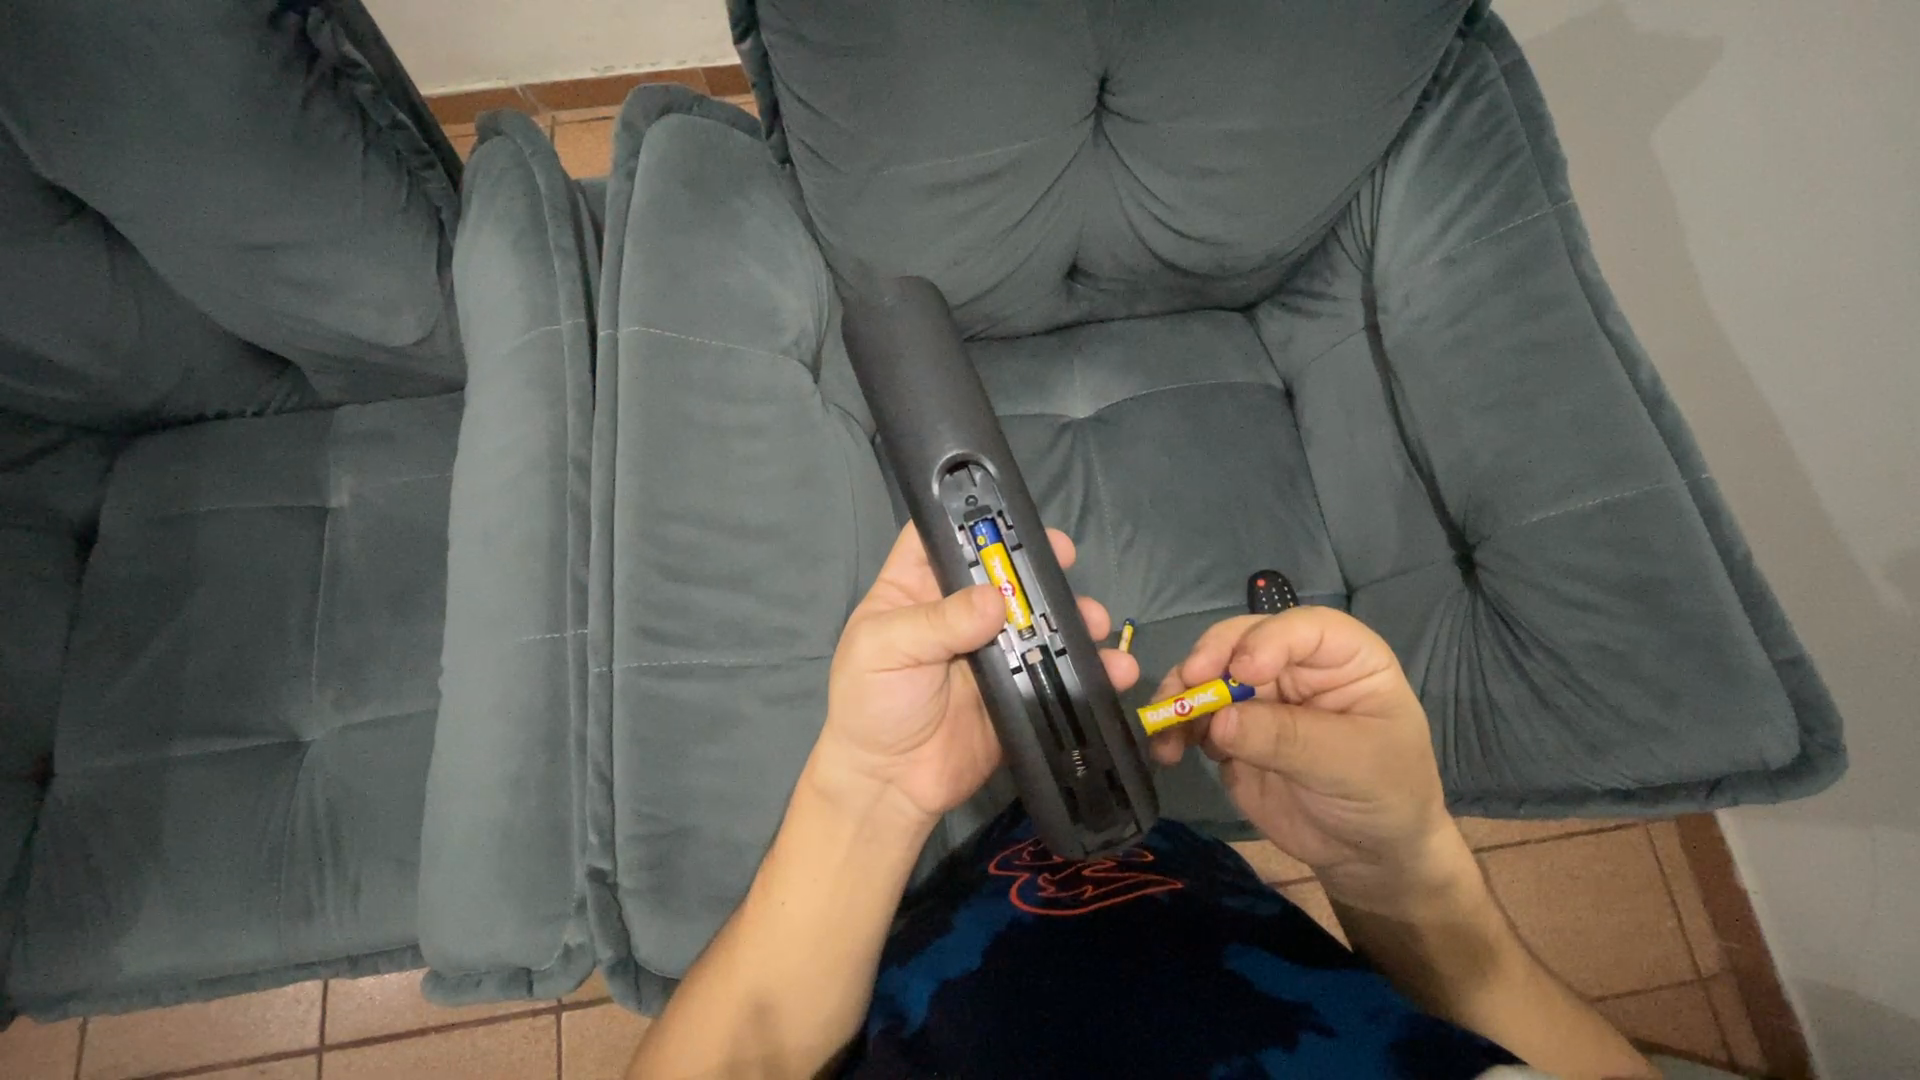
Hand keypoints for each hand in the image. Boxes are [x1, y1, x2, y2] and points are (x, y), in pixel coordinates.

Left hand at [810, 523, 1139, 832]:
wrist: (889, 786)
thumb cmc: (870, 705)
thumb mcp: (886, 651)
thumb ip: (939, 622)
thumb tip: (997, 598)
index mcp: (916, 589)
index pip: (944, 536)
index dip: (974, 518)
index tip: (1012, 514)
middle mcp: (958, 611)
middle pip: (1003, 572)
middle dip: (1037, 562)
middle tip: (1067, 557)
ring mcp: (993, 650)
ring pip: (1038, 617)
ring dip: (1071, 613)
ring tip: (1095, 621)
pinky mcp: (1020, 688)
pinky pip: (1058, 669)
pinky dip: (1089, 667)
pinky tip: (1112, 667)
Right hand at [1148, 607, 1468, 918]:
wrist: (1367, 853)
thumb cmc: (1384, 795)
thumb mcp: (1348, 764)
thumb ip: (1285, 738)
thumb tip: (1218, 721)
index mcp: (1341, 658)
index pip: (1302, 628)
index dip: (1267, 640)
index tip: (1242, 673)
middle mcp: (1293, 665)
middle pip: (1240, 641)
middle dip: (1208, 660)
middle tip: (1188, 685)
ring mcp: (1256, 697)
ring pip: (1206, 674)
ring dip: (1180, 696)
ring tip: (1166, 728)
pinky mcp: (1229, 729)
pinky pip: (1193, 717)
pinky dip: (1173, 728)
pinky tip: (1168, 751)